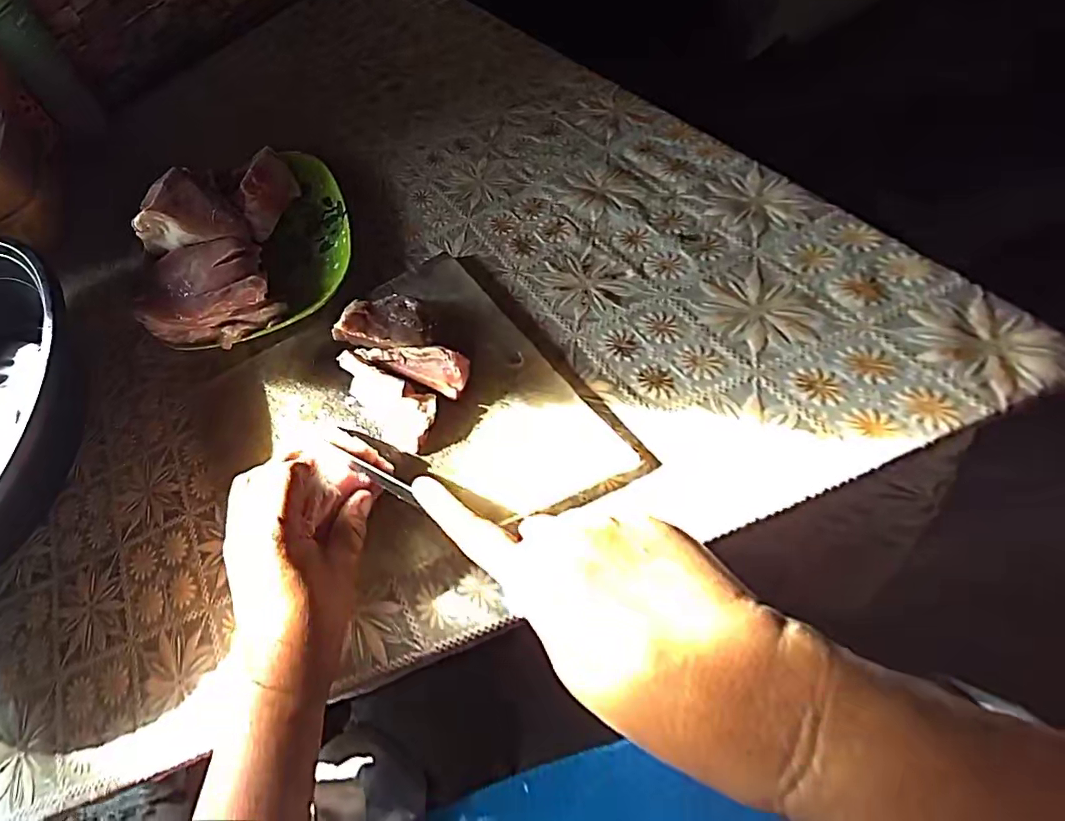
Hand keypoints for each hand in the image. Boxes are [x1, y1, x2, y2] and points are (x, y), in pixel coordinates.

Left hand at [222, 442, 377, 698]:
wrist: (277, 669)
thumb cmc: (309, 628)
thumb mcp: (340, 571)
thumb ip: (350, 524)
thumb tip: (362, 496)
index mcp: (270, 522)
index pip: (293, 465)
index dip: (331, 458)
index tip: (361, 464)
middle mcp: (246, 519)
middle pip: (276, 466)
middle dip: (317, 461)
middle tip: (352, 469)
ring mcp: (238, 529)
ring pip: (263, 479)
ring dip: (299, 474)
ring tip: (335, 484)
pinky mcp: (239, 542)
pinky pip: (256, 500)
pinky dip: (283, 494)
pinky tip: (309, 504)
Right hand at [411, 480, 822, 802]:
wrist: (765, 698)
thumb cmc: (668, 702)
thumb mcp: (577, 673)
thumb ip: (541, 613)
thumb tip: (530, 587)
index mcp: (537, 583)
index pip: (476, 537)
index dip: (446, 512)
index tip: (426, 488)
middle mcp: (565, 544)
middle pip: (542, 539)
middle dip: (559, 562)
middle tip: (600, 609)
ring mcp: (610, 527)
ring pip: (588, 533)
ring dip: (605, 559)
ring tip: (646, 607)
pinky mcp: (655, 521)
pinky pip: (629, 531)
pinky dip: (643, 556)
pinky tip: (668, 593)